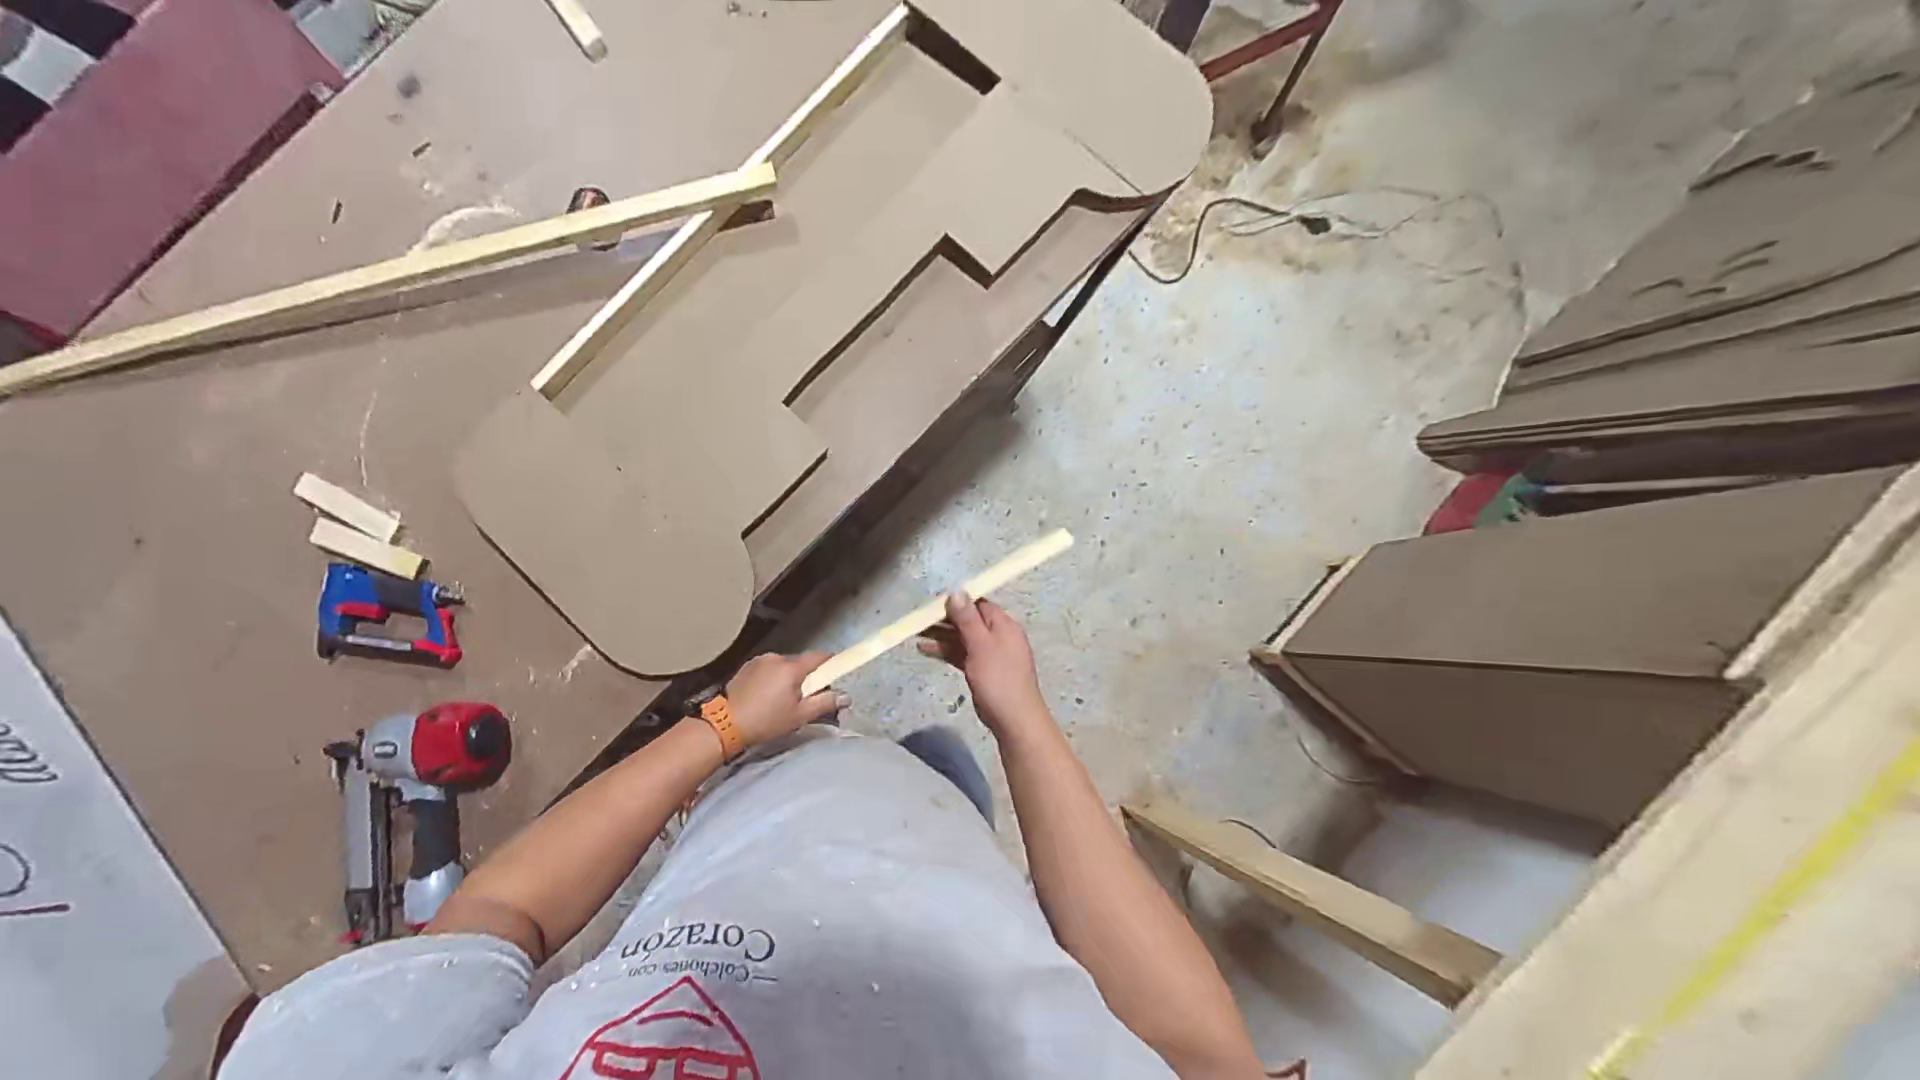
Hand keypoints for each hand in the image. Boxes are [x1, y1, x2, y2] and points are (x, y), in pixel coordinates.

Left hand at [723, 652, 847, 747]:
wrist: (724, 724)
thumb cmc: (766, 721)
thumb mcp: (799, 716)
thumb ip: (825, 703)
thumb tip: (845, 696)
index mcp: (792, 667)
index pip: (820, 657)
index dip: (830, 664)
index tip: (833, 677)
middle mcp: (776, 658)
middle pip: (801, 662)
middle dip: (807, 676)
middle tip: (805, 698)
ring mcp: (760, 660)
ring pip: (784, 665)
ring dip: (788, 677)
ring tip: (782, 700)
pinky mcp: (747, 666)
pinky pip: (769, 668)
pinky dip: (773, 678)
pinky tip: (766, 696)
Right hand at [917, 592, 1051, 738]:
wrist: (1013, 719)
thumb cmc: (998, 678)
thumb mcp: (981, 644)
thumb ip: (968, 619)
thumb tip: (957, 591)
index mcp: (1004, 625)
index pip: (978, 604)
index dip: (957, 601)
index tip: (933, 602)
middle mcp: (999, 636)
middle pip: (969, 621)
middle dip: (945, 620)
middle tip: (918, 619)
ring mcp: (990, 654)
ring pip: (963, 639)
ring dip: (942, 636)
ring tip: (916, 634)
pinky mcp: (982, 671)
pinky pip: (962, 654)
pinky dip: (946, 651)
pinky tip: (926, 651)